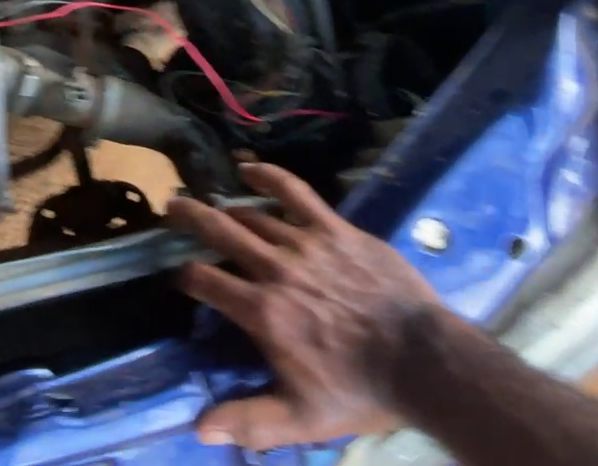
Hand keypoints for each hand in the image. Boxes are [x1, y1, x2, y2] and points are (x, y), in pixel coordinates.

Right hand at [167, 163, 441, 449]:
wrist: (427, 364)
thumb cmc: (362, 391)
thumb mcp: (302, 418)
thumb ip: (250, 421)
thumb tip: (198, 429)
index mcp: (262, 311)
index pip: (205, 280)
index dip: (185, 275)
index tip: (177, 275)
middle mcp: (274, 270)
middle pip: (219, 231)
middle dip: (188, 217)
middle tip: (169, 206)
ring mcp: (304, 244)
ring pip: (252, 215)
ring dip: (223, 207)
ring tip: (204, 200)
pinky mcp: (334, 230)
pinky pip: (295, 193)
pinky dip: (268, 177)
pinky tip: (248, 168)